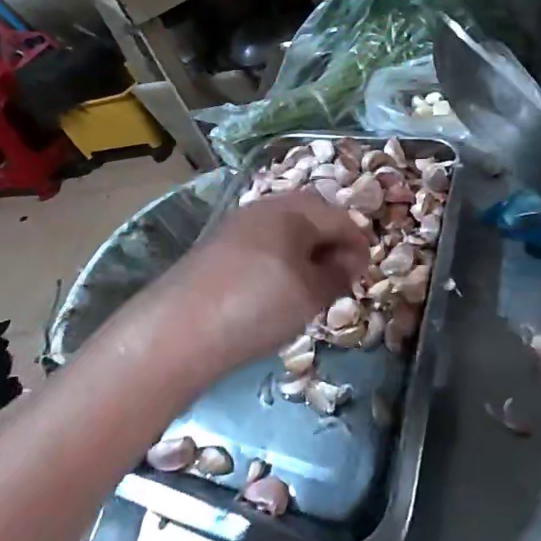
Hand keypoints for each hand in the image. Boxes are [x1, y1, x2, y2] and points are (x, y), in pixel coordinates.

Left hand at [129, 192, 367, 377]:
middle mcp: (265, 208)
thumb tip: (351, 258)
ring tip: (310, 282)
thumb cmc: (257, 307)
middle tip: (340, 272)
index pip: (340, 218)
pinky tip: (275, 287)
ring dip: (304, 248)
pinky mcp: (216, 247)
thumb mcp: (312, 294)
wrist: (175, 332)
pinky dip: (279, 258)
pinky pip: (262, 242)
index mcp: (293, 211)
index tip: (365, 271)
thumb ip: (339, 272)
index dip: (358, 244)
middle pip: (310, 214)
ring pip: (284, 228)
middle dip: (331, 239)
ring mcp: (236, 225)